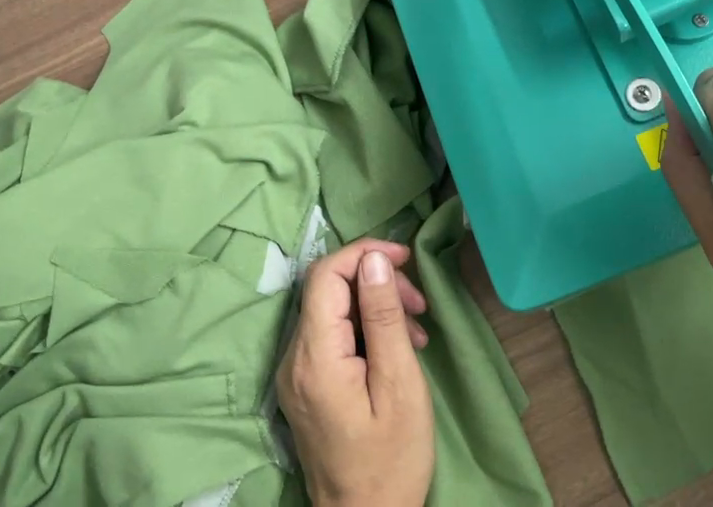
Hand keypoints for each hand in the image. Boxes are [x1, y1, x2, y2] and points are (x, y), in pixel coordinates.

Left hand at [276, 239, 435, 506]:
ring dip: (374, 305)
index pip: (325, 275)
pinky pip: (331, 336)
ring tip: (416, 329)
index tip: (405, 258)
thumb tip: (374, 261)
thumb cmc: (391, 458)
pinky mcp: (305, 386)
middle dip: (375, 281)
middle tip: (419, 304)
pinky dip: (364, 328)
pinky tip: (397, 346)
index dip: (364, 253)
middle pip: (328, 289)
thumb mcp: (398, 384)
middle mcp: (293, 360)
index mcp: (314, 357)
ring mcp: (295, 374)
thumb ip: (383, 317)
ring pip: (331, 310)